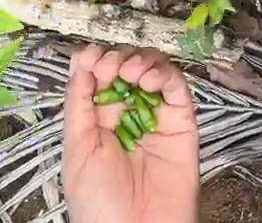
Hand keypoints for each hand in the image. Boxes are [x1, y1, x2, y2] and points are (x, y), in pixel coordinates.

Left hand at [61, 46, 199, 222]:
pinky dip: (164, 73)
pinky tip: (148, 80)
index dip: (96, 60)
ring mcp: (157, 113)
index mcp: (100, 119)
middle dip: (117, 58)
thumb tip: (79, 59)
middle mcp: (129, 112)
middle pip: (127, 65)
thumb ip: (79, 104)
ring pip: (153, 68)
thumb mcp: (78, 152)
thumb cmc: (99, 205)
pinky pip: (177, 85)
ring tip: (131, 72)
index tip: (90, 56)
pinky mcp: (182, 118)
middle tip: (111, 67)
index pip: (100, 76)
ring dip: (141, 60)